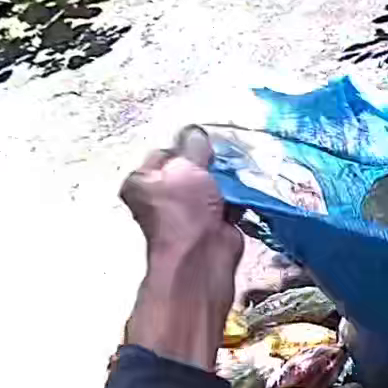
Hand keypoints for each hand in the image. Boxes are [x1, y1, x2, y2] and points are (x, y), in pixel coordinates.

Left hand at [120, 126, 243, 367]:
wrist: (203, 255)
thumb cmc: (184, 210)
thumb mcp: (185, 166)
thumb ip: (192, 145)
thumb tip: (195, 132)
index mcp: (142, 181)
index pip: (166, 152)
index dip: (187, 147)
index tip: (206, 147)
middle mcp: (162, 197)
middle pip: (190, 169)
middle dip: (209, 164)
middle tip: (225, 160)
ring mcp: (187, 213)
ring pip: (210, 186)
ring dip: (226, 181)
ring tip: (238, 174)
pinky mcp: (211, 225)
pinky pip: (226, 204)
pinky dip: (237, 199)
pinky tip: (245, 192)